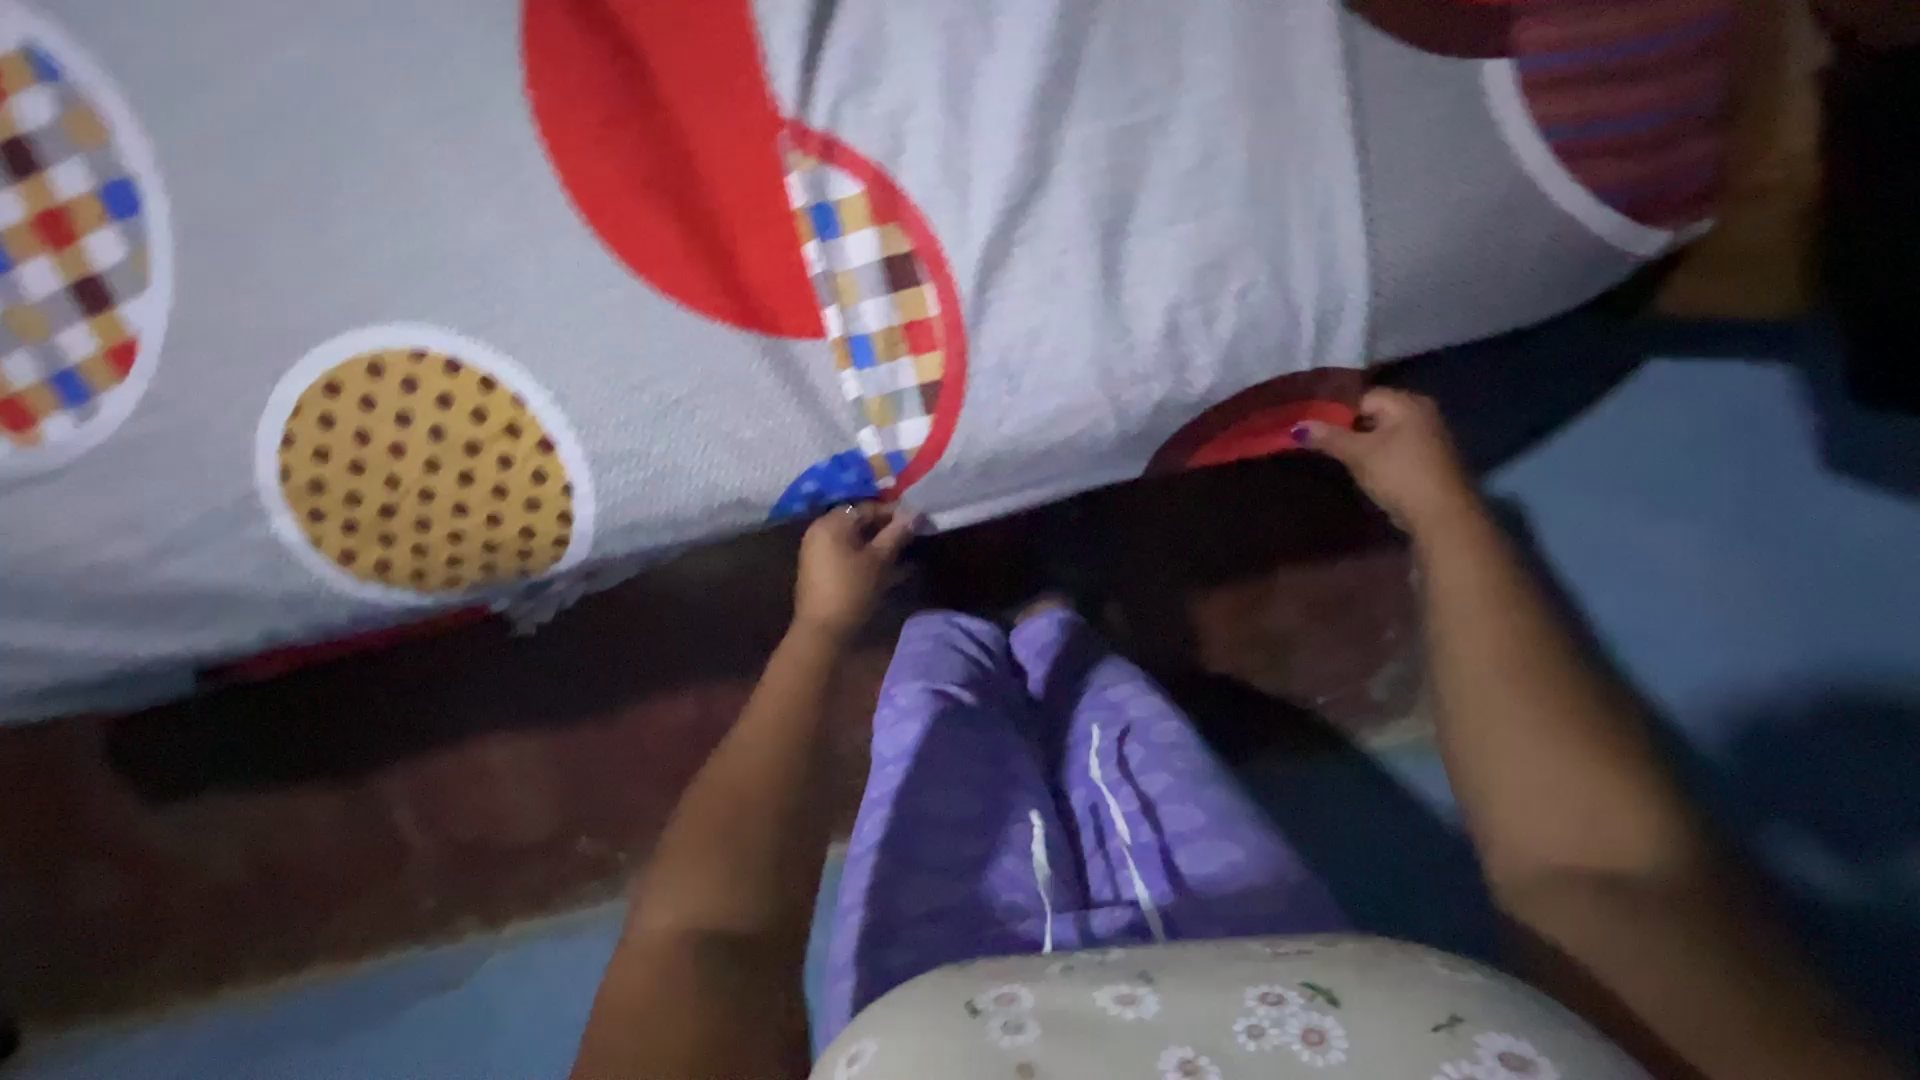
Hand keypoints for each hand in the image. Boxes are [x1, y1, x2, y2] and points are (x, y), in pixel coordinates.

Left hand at [792, 503, 916, 640]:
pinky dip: (867, 558)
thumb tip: (914, 513)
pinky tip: (892, 569)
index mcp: (831, 523)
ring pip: (855, 541)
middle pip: (859, 523)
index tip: (915, 519)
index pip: (866, 508)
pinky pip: (848, 556)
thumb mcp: (879, 560)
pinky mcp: (821, 571)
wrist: (823, 631)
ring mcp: (818, 552)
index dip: (893, 512)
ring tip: (906, 552)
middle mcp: (821, 532)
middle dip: (886, 529)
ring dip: (879, 545)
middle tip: (911, 535)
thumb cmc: (852, 589)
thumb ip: (896, 534)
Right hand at [1298, 388, 1477, 531]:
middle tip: (1325, 445)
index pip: (1362, 396)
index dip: (1337, 412)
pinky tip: (1367, 470)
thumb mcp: (1358, 454)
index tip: (1317, 430)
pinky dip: (1380, 455)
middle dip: (1349, 428)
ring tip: (1342, 459)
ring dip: (1364, 444)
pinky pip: (1396, 447)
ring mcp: (1429, 435)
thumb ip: (1328, 437)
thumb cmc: (1398, 475)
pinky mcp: (1430, 457)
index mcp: (1407, 402)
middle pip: (1374, 413)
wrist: (1441, 514)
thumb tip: (1297, 426)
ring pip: (1384, 432)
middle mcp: (1422, 411)